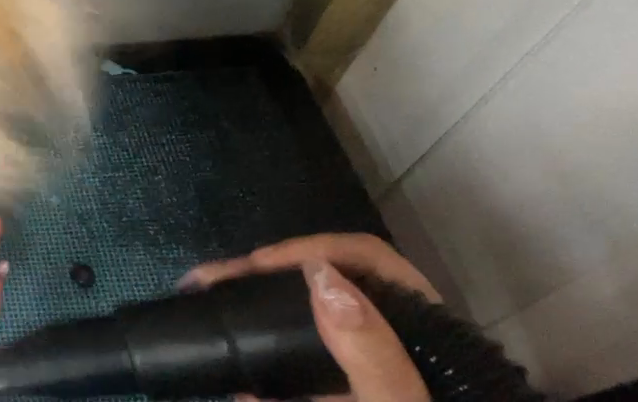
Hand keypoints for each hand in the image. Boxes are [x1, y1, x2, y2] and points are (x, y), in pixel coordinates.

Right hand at [181, 233, 437, 401]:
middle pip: (330, 284)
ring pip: (310, 326)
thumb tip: (320, 277)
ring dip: (255, 314)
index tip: (254, 270)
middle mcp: (404, 350)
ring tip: (207, 310)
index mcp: (430, 342)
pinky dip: (265, 375)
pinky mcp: (344, 397)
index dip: (308, 251)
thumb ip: (374, 359)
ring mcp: (373, 379)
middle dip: (262, 277)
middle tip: (208, 283)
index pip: (369, 262)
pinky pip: (301, 377)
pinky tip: (237, 385)